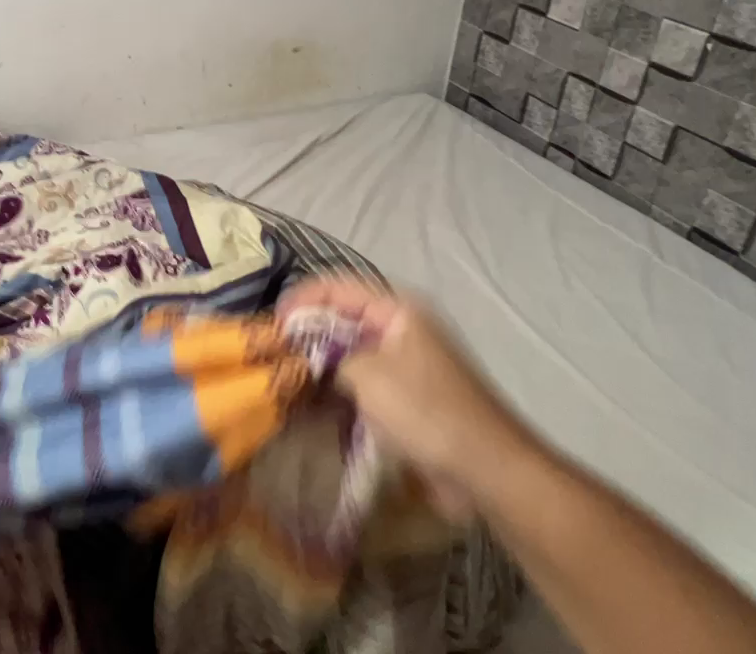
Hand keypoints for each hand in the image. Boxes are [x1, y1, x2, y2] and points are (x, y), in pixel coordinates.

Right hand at [279, 278, 536, 516]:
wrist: (484, 468)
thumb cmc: (424, 410)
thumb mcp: (366, 374)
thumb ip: (328, 355)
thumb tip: (303, 354)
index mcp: (397, 310)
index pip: (338, 288)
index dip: (302, 299)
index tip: (271, 322)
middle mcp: (401, 329)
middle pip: (343, 319)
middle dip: (307, 331)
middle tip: (272, 351)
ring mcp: (404, 364)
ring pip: (350, 353)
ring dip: (319, 363)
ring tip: (284, 377)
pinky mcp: (405, 397)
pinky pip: (361, 383)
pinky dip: (337, 389)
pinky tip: (312, 405)